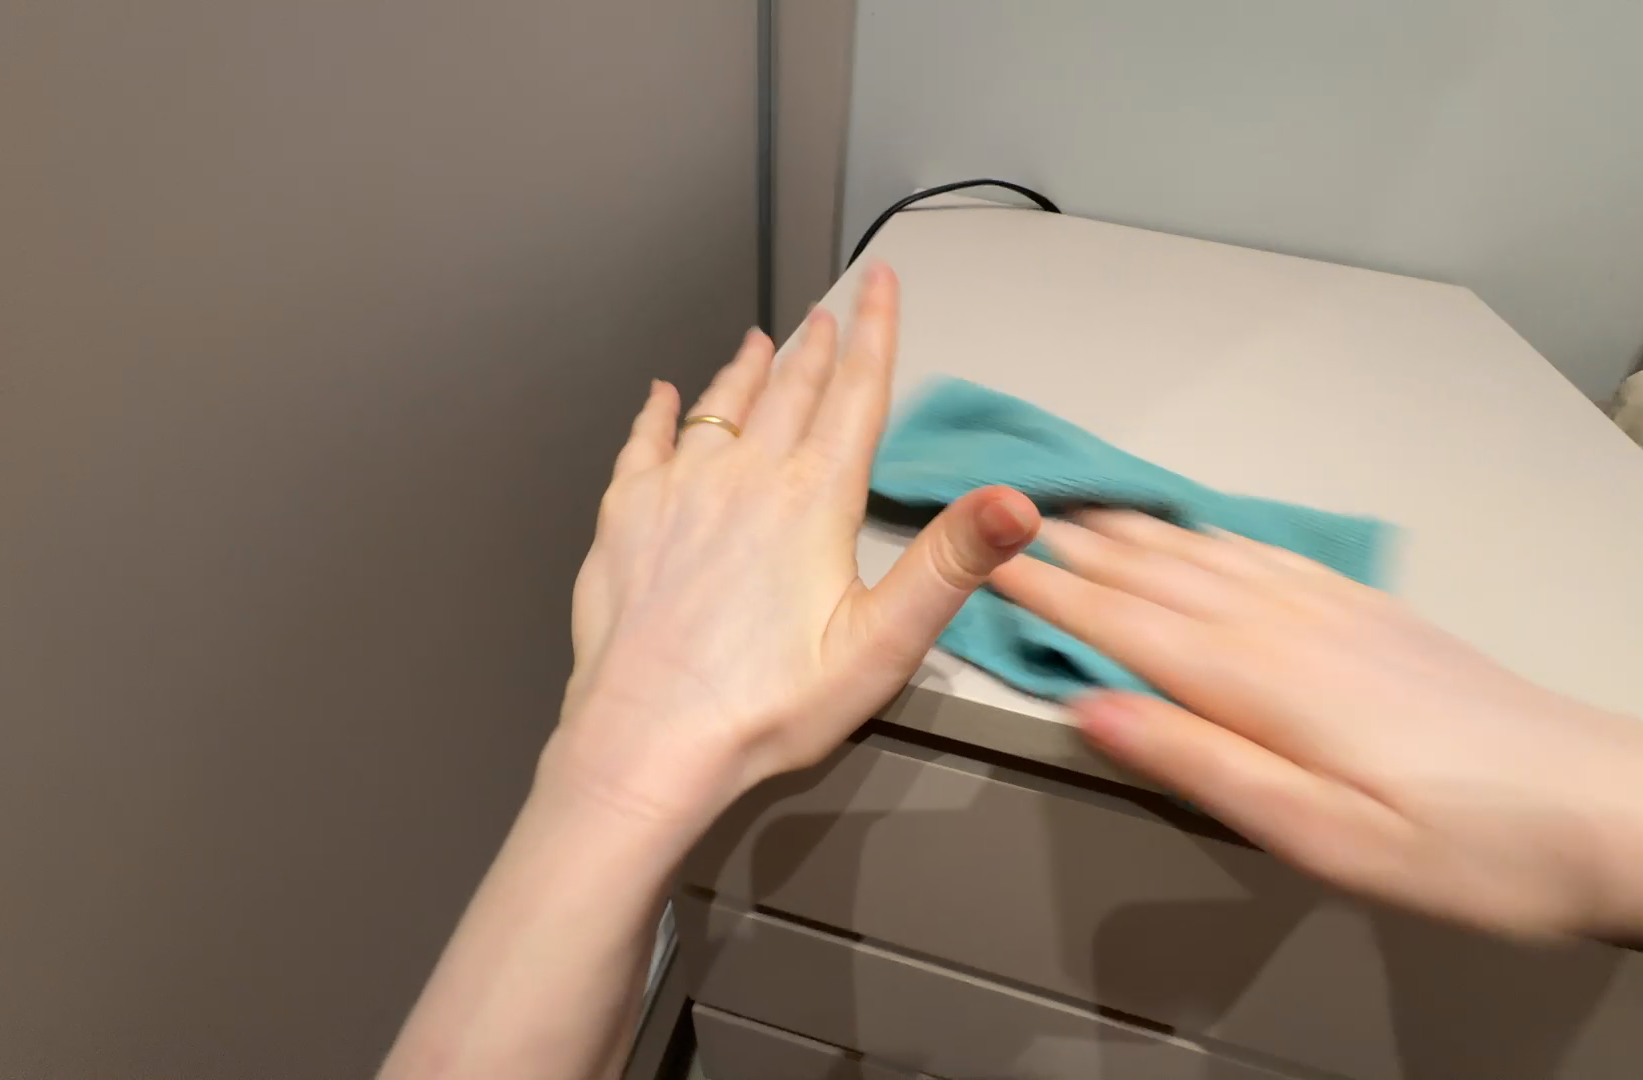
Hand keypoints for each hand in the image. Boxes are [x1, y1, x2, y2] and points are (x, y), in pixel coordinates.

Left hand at [545, 265, 1039, 836]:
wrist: (650, 744)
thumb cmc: (768, 704)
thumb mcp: (883, 643)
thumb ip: (949, 564)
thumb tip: (1016, 503)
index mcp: (811, 499)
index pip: (856, 393)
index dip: (876, 334)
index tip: (881, 284)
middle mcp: (744, 477)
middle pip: (792, 392)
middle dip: (819, 346)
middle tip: (831, 309)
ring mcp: (678, 491)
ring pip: (722, 407)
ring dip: (749, 370)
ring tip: (765, 339)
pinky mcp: (627, 519)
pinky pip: (644, 444)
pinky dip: (659, 413)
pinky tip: (664, 396)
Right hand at [992, 510, 1642, 943]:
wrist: (1627, 806)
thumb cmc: (1471, 846)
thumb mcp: (1324, 838)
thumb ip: (1202, 765)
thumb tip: (1094, 710)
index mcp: (1255, 679)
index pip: (1119, 622)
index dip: (1048, 592)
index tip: (993, 562)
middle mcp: (1278, 625)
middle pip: (1150, 576)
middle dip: (1074, 550)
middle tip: (1016, 523)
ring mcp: (1325, 608)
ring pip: (1199, 554)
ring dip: (1130, 533)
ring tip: (1080, 513)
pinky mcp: (1363, 608)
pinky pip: (1262, 551)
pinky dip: (1207, 533)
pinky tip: (1193, 529)